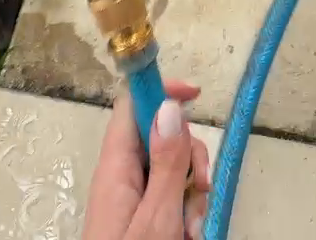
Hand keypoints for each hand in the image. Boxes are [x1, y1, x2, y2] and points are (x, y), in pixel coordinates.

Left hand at [84, 81, 210, 239]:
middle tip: (200, 187)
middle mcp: (122, 177)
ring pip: (172, 168)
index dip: (161, 90)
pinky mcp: (143, 220)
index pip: (132, 105)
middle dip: (190, 155)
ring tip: (194, 228)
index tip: (196, 96)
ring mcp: (133, 199)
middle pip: (161, 136)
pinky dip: (187, 211)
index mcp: (115, 167)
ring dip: (192, 191)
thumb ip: (166, 163)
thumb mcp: (157, 219)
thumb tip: (169, 105)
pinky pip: (171, 197)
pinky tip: (191, 234)